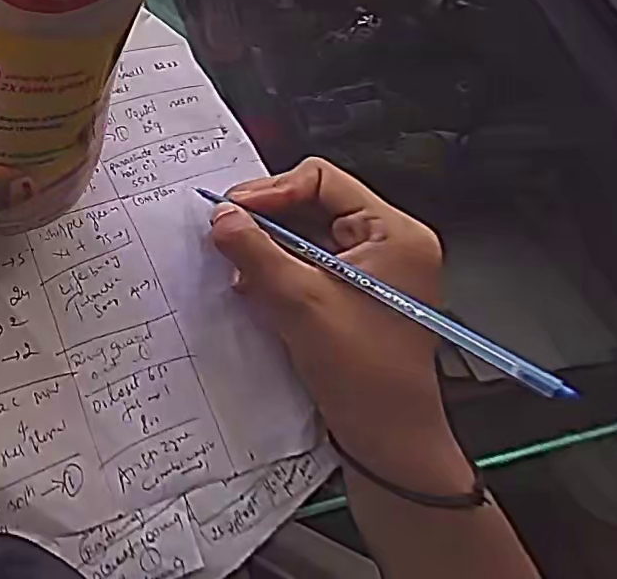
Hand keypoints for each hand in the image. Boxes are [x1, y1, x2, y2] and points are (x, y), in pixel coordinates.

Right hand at [210, 158, 467, 487]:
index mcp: (394, 234)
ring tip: (241, 260)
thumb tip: (223, 215)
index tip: (237, 208)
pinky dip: (271, 260)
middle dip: (264, 217)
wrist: (385, 437)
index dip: (273, 190)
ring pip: (298, 226)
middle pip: (306, 199)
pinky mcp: (345, 281)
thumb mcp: (301, 302)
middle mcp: (383, 240)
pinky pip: (299, 251)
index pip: (321, 180)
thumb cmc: (369, 377)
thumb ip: (255, 250)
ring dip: (264, 240)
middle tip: (228, 227)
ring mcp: (365, 261)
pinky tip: (253, 279)